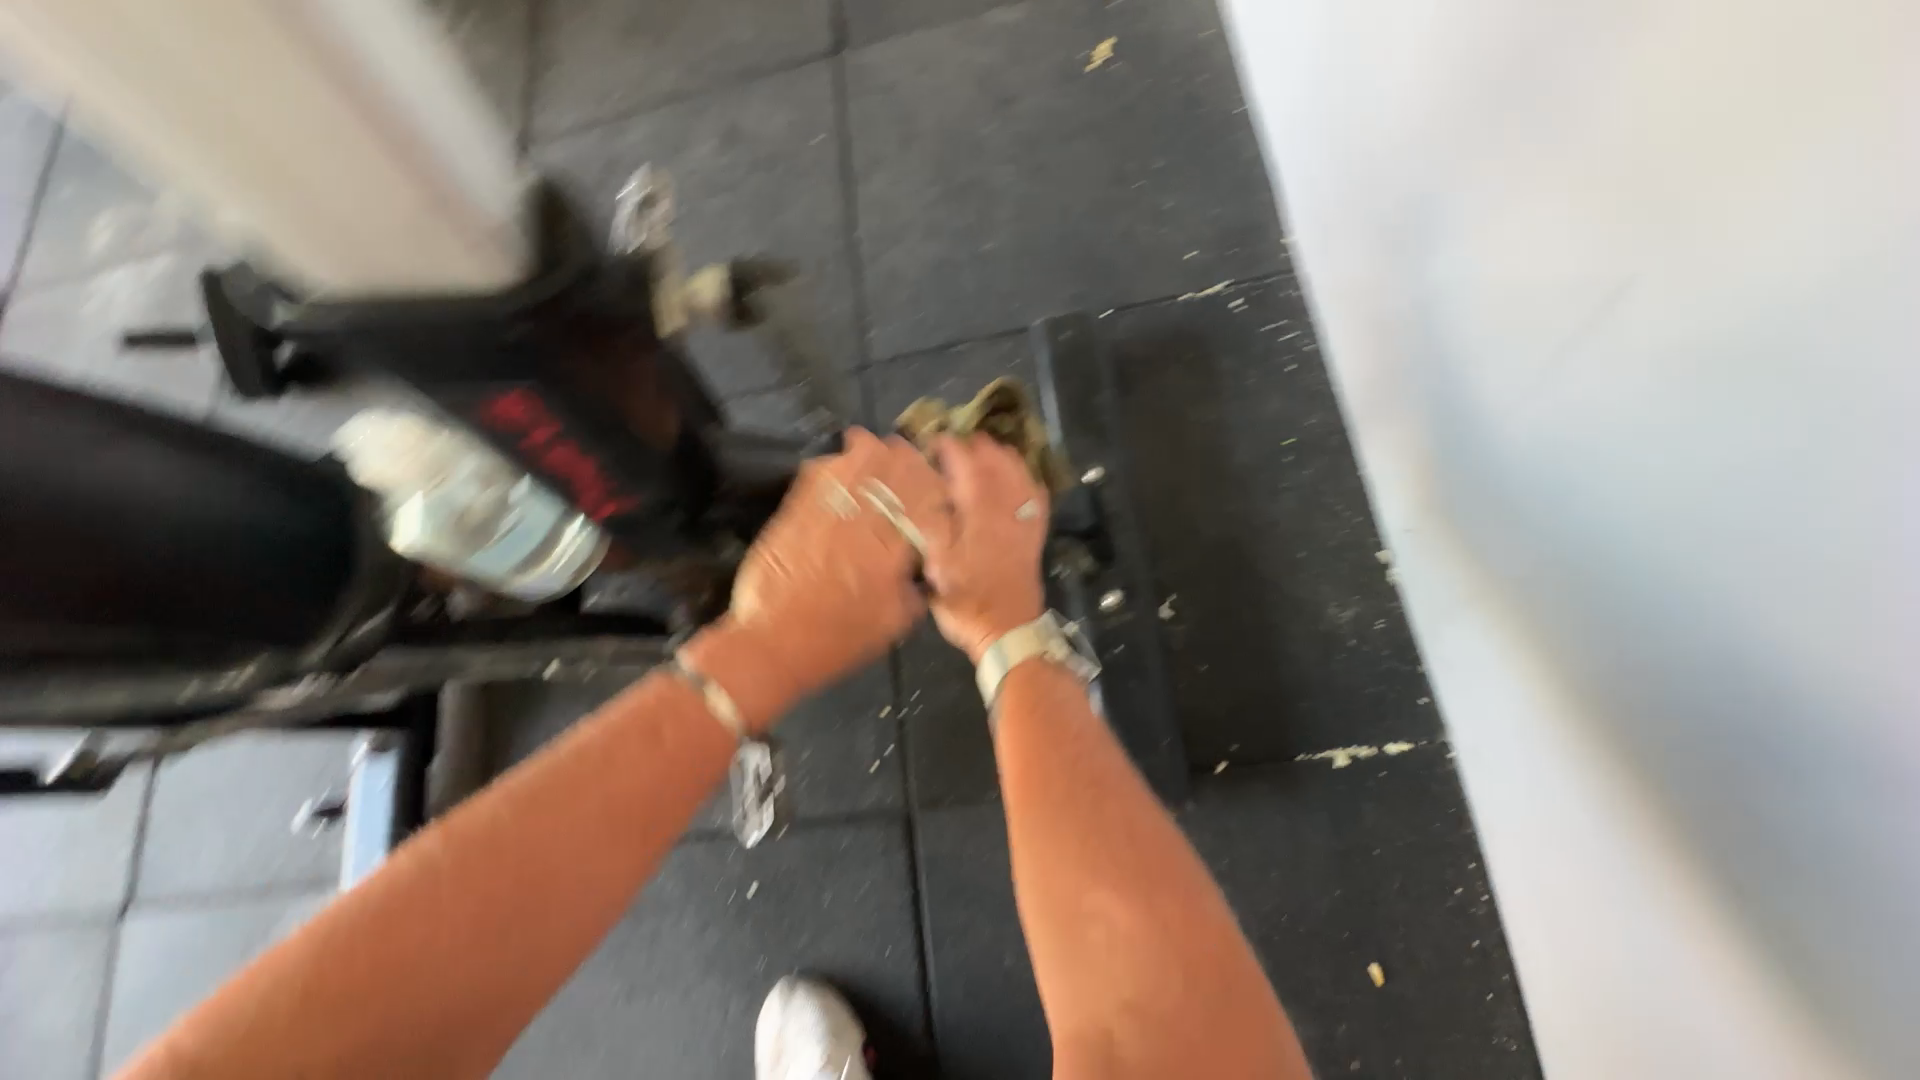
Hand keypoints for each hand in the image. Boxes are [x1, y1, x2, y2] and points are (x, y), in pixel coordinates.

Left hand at [681, 428, 950, 731]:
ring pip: (853, 467)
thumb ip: (915, 593)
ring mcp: (825, 516)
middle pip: (890, 474)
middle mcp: (862, 526)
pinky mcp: (793, 514)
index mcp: (892, 553)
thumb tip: (923, 572)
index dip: (930, 482)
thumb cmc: (838, 641)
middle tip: (905, 452)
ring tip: (871, 444)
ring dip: (866, 451)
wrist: (774, 644)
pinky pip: (816, 477)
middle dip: (901, 458)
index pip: (922, 501)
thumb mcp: (894, 624)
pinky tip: (835, 461)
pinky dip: (829, 464)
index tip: (934, 477)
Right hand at [923, 434, 1048, 662]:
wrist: (1008, 631)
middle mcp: (1006, 508)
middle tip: (954, 445)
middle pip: (995, 462)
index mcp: (979, 512)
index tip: (933, 442)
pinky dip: (1025, 479)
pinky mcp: (1035, 534)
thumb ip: (932, 523)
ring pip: (1018, 473)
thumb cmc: (966, 601)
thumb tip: (926, 491)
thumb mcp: (936, 564)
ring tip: (983, 452)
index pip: (966, 464)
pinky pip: (1035, 496)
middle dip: (975, 447)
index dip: (949, 448)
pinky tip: (1016, 478)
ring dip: (1001, 457)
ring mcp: (1024, 520)